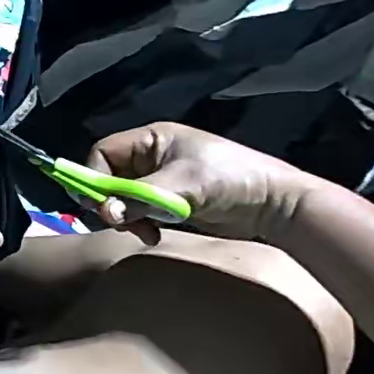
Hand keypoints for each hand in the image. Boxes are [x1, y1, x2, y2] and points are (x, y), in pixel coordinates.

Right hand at [86, 122, 322, 239]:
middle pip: (107, 176)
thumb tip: (105, 212)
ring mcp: (158, 178)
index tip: (98, 203)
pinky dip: (139, 223)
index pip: (102, 153)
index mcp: (150, 139)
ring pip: (120, 197)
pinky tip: (153, 234)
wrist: (279, 205)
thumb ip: (140, 197)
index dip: (93, 176)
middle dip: (110, 201)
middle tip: (118, 222)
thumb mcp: (182, 186)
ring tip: (143, 231)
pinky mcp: (167, 200)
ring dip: (125, 216)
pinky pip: (137, 210)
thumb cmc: (231, 180)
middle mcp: (149, 156)